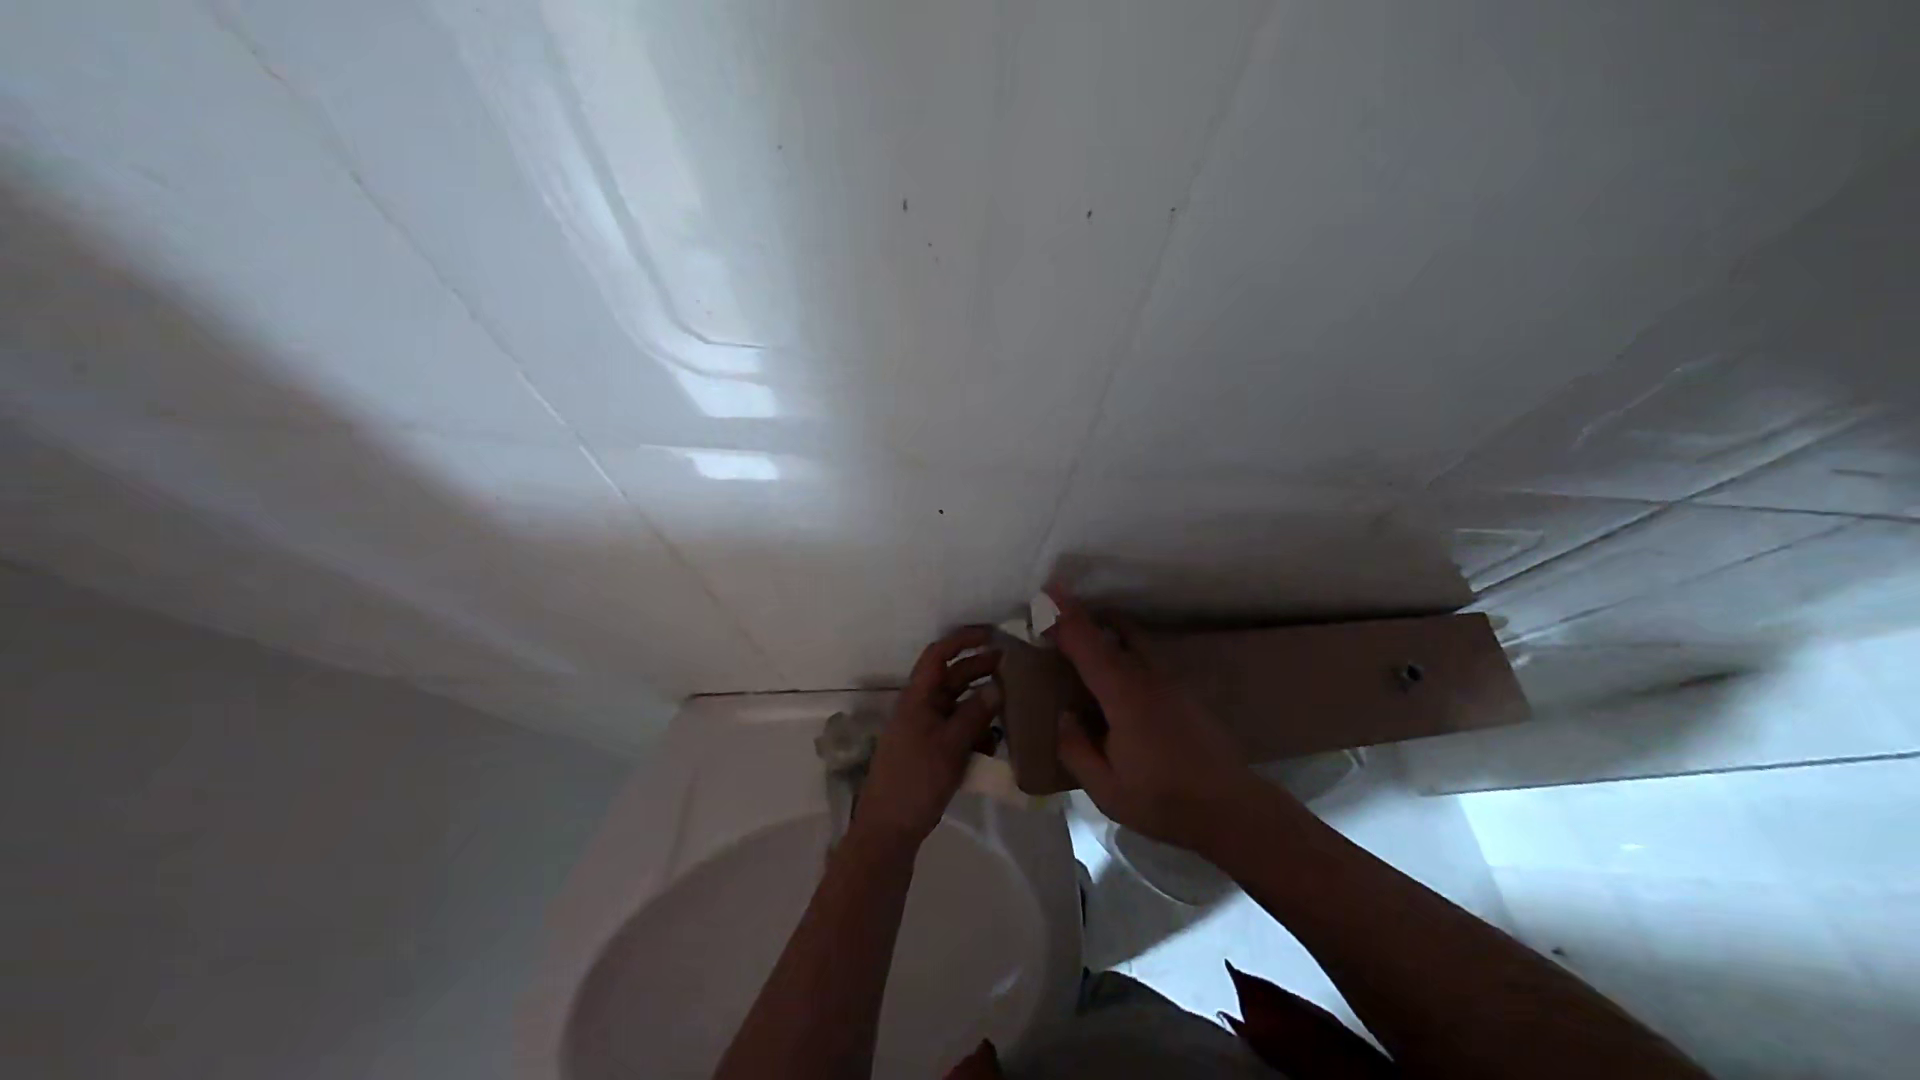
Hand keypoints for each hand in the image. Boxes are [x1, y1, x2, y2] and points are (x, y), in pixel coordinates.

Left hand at [851, 626, 1000, 851]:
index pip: (938, 655)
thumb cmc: (915, 781)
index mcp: (918, 698)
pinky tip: (996, 740)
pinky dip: (977, 729)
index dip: (962, 639)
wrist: (889, 828)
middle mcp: (921, 707)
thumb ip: (975, 714)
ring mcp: (927, 729)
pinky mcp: (933, 750)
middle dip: (981, 669)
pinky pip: (958, 729)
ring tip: (1013, 703)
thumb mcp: (949, 745)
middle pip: (952, 678)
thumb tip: (998, 686)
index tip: (992, 634)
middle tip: (1014, 667)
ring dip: (982, 702)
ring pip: (959, 704)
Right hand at [1046, 586, 1259, 850]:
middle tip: (1057, 615)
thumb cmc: (1164, 802)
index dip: (1066, 617)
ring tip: (1082, 641)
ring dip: (1107, 630)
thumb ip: (1076, 750)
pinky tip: (1113, 675)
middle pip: (1116, 629)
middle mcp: (1150, 678)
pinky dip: (1124, 647)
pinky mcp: (1183, 692)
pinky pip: (1147, 655)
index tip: (1046, 593)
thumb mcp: (1106, 789)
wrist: (1231, 810)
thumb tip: (1064, 716)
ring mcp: (1171, 682)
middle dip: (1085, 617)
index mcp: (1126, 697)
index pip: (1090, 645)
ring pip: (1136, 639)